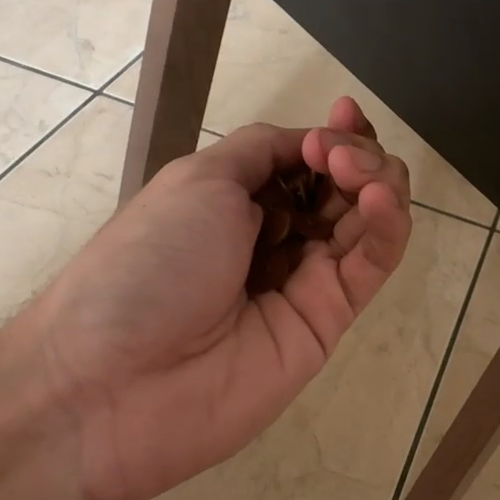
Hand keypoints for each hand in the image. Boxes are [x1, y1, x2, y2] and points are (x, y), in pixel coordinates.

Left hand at [12, 96, 411, 499]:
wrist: (111, 384)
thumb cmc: (146, 265)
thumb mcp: (197, 181)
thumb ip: (264, 149)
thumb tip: (316, 139)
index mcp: (242, 201)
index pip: (311, 158)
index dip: (336, 134)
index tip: (343, 115)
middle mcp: (282, 234)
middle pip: (348, 184)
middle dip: (358, 153)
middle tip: (338, 155)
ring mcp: (310, 276)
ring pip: (370, 218)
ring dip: (379, 181)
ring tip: (360, 173)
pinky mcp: (334, 315)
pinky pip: (373, 261)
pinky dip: (388, 224)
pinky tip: (380, 199)